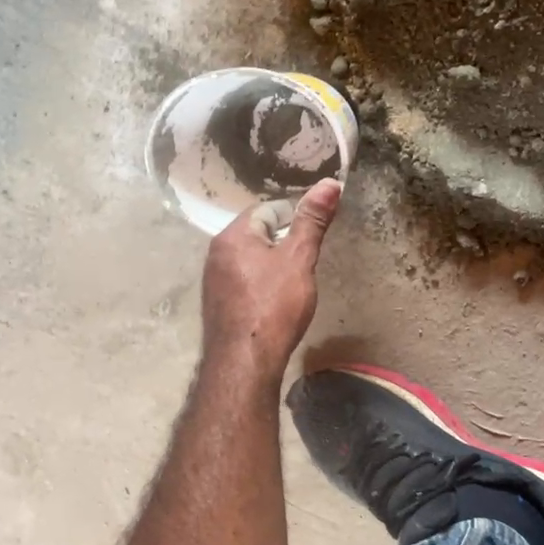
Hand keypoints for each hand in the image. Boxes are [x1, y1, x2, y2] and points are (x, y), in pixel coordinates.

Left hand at [200, 178, 341, 381]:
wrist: (245, 361)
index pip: (269, 209)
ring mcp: (215, 280)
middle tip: (309, 257)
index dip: (296, 217)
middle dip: (286, 240)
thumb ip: (313, 220)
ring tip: (297, 278)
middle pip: (259, 232)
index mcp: (233, 236)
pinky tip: (278, 298)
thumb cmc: (274, 304)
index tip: (315, 234)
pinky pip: (245, 277)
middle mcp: (217, 253)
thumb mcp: (300, 258)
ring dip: (275, 261)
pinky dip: (264, 280)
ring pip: (252, 256)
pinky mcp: (220, 302)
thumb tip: (329, 183)